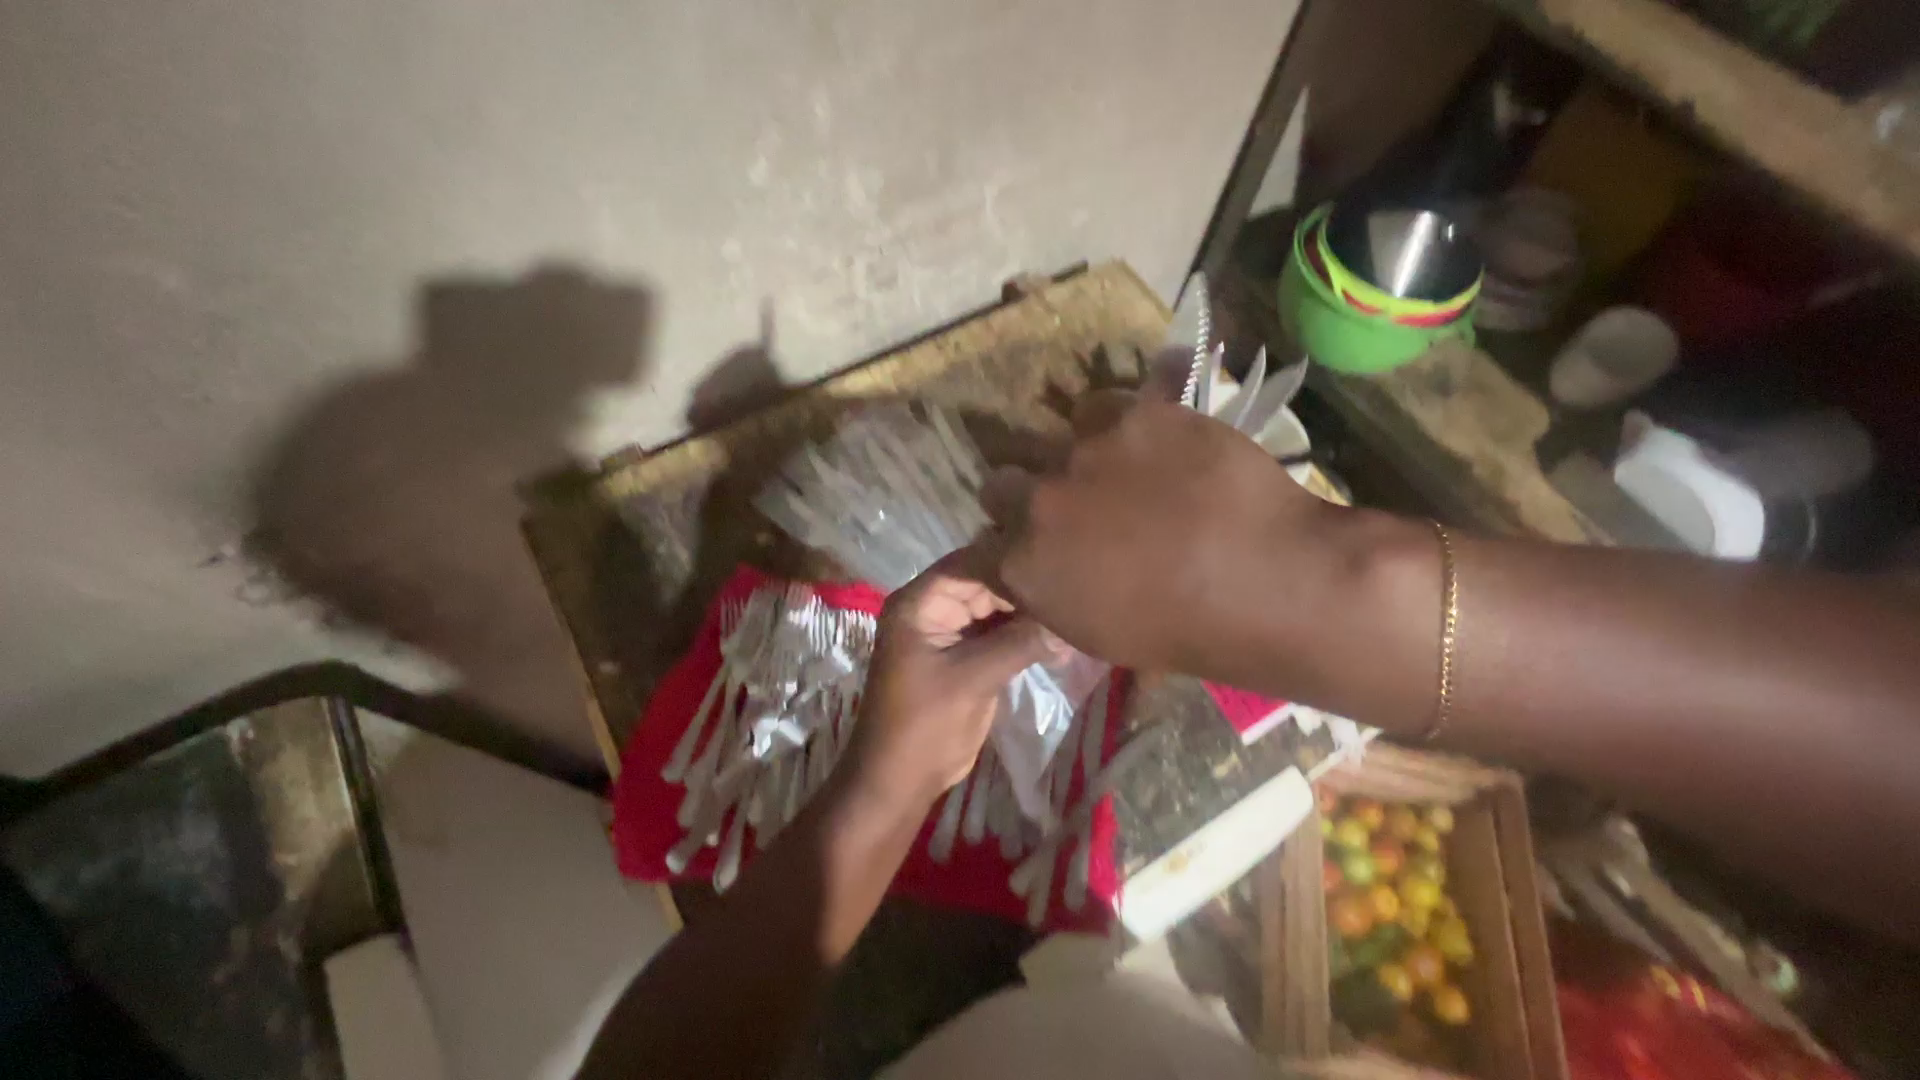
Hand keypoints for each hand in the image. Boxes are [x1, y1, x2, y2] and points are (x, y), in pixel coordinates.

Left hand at [841, 553, 1062, 811]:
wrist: (899, 781)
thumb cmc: (923, 726)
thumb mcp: (971, 680)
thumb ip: (1019, 643)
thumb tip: (1070, 620)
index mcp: (919, 602)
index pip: (971, 564)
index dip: (1013, 562)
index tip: (1060, 563)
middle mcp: (932, 609)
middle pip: (986, 583)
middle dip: (1027, 588)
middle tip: (1076, 589)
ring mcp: (949, 633)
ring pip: (996, 609)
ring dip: (1030, 612)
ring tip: (1076, 608)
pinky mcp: (965, 657)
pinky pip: (999, 633)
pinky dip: (1025, 634)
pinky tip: (1062, 635)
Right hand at [978, 390, 1368, 685]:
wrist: (1265, 581)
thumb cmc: (1184, 630)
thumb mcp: (1097, 633)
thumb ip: (1051, 594)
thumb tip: (1044, 570)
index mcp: (1023, 568)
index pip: (977, 548)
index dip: (1001, 546)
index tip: (1026, 546)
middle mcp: (1035, 505)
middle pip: (999, 484)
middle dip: (1023, 495)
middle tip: (1069, 506)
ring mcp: (1080, 454)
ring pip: (1048, 438)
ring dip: (1071, 457)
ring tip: (1117, 469)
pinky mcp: (1130, 415)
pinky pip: (1099, 406)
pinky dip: (1115, 423)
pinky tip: (1150, 442)